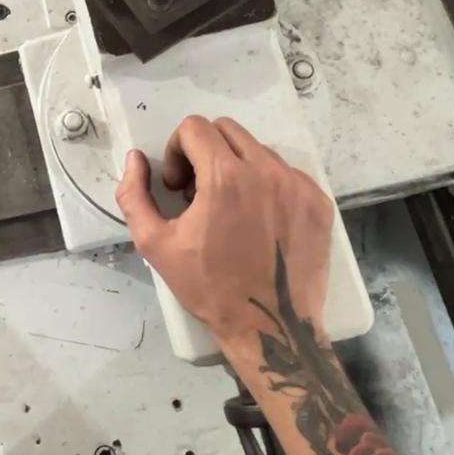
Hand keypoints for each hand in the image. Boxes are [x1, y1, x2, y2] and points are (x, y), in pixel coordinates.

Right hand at [115, 116, 334, 343]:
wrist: (270, 326)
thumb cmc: (208, 286)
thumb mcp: (154, 243)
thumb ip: (134, 195)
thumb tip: (135, 159)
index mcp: (225, 177)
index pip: (195, 128)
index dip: (176, 151)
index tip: (177, 186)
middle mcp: (267, 171)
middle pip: (227, 129)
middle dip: (204, 151)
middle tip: (198, 192)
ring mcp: (298, 185)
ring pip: (257, 150)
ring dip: (235, 166)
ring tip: (229, 208)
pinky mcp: (318, 202)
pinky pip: (286, 172)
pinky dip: (265, 184)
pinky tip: (257, 219)